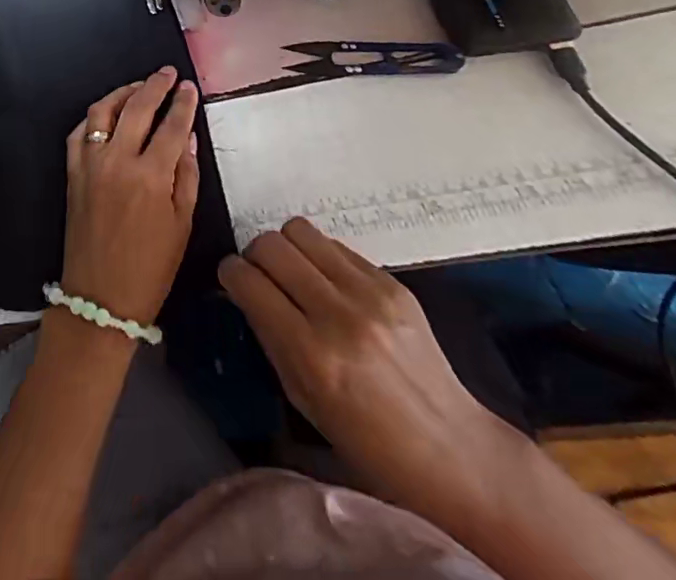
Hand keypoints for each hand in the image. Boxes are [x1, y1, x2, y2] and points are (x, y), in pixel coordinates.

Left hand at [61, 67, 200, 324]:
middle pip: (137, 108)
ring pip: (103, 112)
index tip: (189, 87)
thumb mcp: (182, 224)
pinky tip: (107, 113)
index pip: (172, 125)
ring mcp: (90, 165)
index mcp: (151, 176)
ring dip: (122, 93)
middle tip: (167, 73)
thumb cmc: (151, 267)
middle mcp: (118, 161)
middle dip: (154, 86)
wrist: (100, 297)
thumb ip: (186, 176)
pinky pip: (79, 133)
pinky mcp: (72, 174)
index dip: (183, 103)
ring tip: (139, 87)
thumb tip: (187, 138)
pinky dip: (94, 116)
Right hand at [219, 219, 509, 500]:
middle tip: (261, 276)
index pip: (249, 281)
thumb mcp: (299, 395)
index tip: (232, 280)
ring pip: (302, 231)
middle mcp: (340, 314)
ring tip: (293, 274)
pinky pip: (337, 246)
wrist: (444, 445)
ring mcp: (372, 293)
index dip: (230, 274)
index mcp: (311, 353)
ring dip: (287, 248)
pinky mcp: (394, 282)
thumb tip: (244, 290)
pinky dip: (321, 258)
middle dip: (255, 255)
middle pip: (272, 245)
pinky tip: (329, 285)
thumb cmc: (362, 438)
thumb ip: (269, 335)